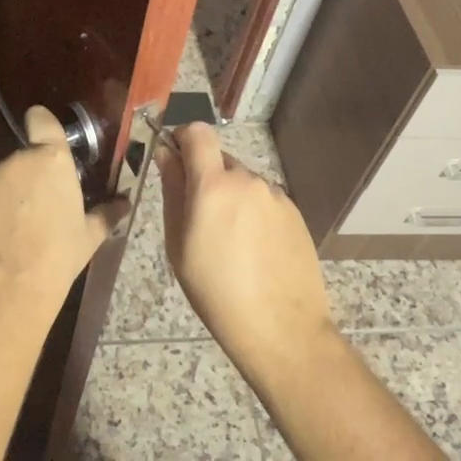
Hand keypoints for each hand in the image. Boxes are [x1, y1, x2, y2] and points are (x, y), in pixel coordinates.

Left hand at [0, 107, 129, 306]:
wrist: (15, 280)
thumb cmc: (60, 253)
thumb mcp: (90, 235)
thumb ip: (106, 213)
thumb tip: (125, 203)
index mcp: (53, 159)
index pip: (41, 119)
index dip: (40, 123)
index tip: (39, 133)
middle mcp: (19, 157)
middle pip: (20, 159)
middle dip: (24, 178)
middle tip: (31, 208)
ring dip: (3, 195)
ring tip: (10, 227)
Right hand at [157, 122, 333, 369]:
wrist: (282, 329)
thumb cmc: (216, 292)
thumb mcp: (179, 245)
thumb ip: (173, 192)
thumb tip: (166, 155)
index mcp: (213, 185)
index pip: (197, 131)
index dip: (183, 138)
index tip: (175, 160)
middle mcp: (247, 179)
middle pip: (220, 160)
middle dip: (207, 178)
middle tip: (200, 220)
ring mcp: (275, 195)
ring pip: (243, 182)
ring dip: (232, 197)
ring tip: (231, 244)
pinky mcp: (295, 212)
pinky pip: (264, 200)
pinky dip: (254, 214)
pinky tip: (255, 250)